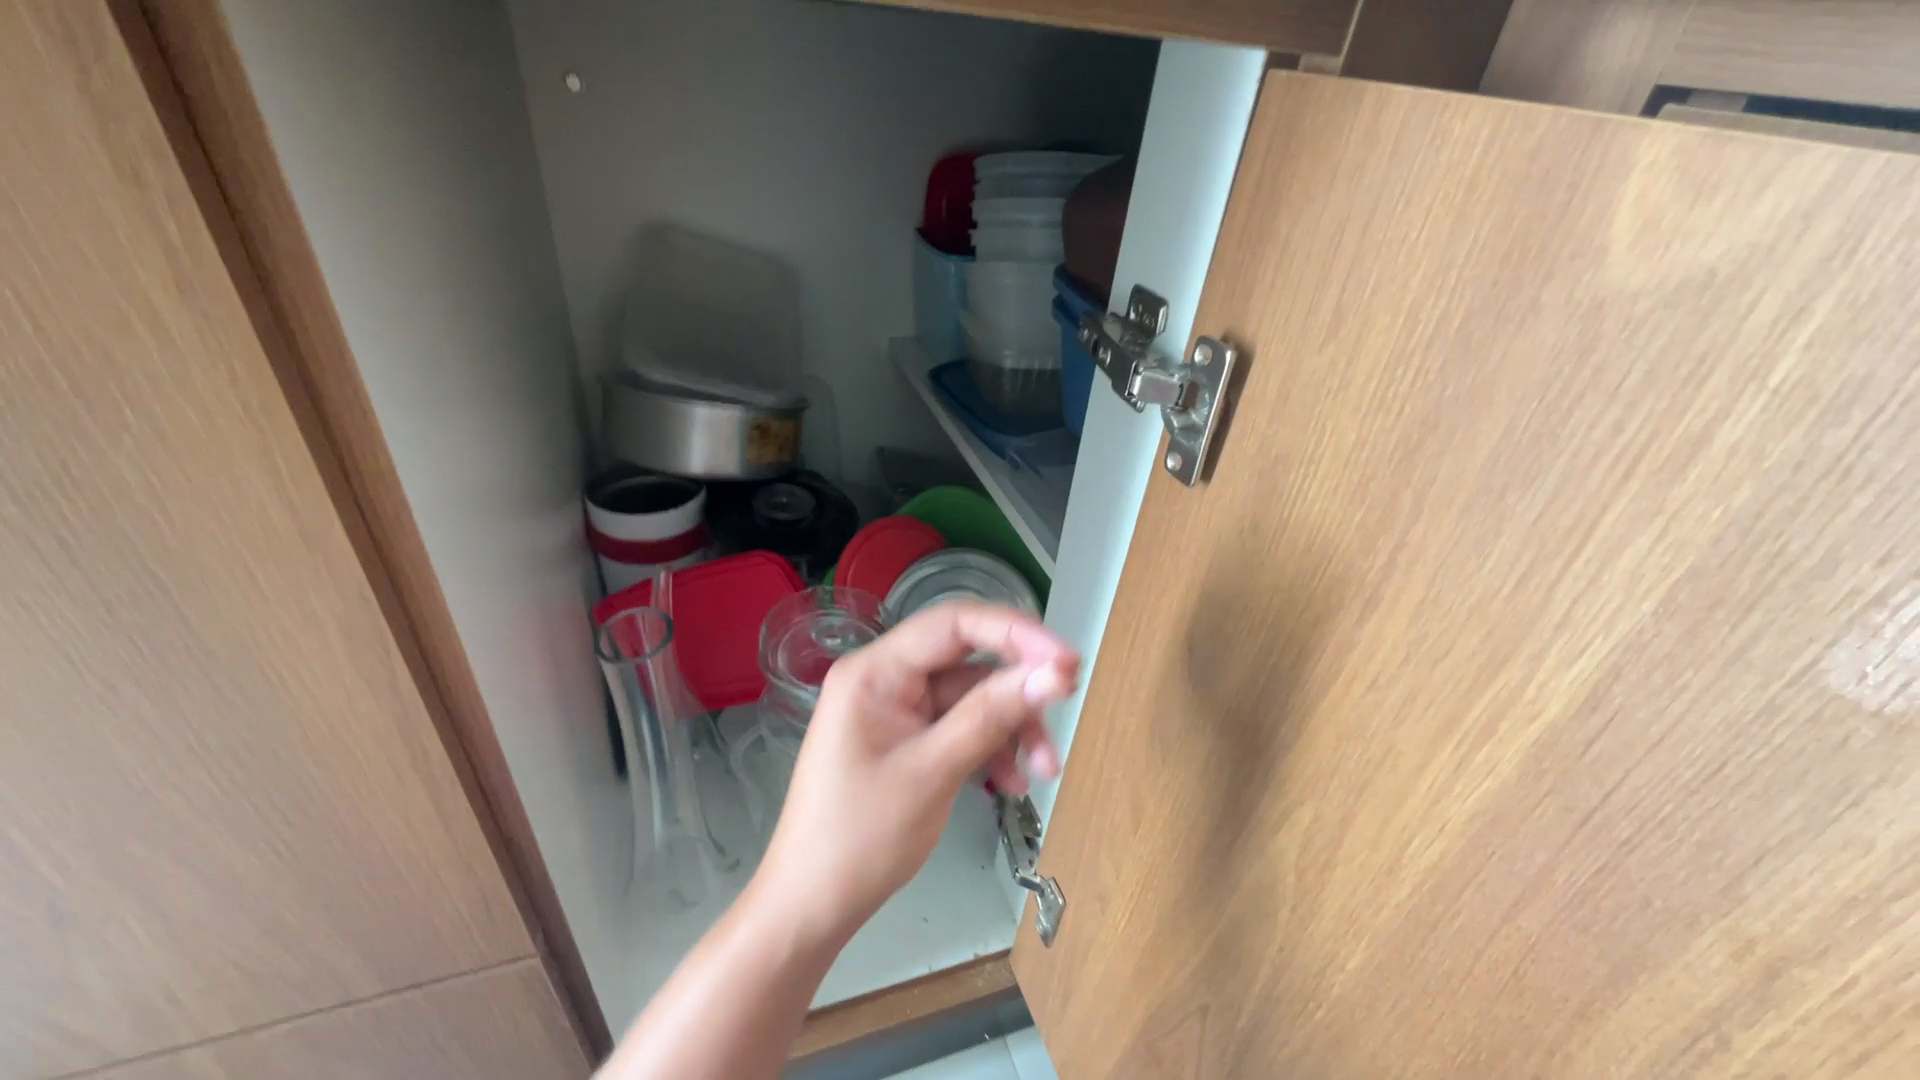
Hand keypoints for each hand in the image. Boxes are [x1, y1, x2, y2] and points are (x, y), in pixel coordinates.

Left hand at [755, 601, 1078, 938]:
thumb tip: (1053, 674)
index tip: (1066, 662)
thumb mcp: (932, 772)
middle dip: (1019, 692)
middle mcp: (886, 679)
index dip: (1016, 633)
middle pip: (969, 662)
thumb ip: (991, 717)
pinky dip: (992, 749)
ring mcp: (897, 711)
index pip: (954, 623)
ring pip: (973, 699)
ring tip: (1045, 771)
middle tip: (1066, 710)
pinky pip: (962, 728)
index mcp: (875, 671)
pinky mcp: (908, 741)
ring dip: (1013, 729)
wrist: (814, 906)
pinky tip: (1014, 784)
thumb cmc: (860, 838)